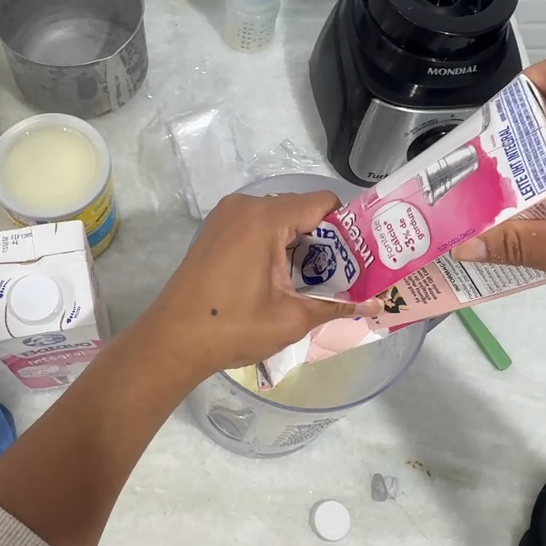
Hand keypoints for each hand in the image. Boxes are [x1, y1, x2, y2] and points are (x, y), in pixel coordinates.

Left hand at [123, 190, 373, 384]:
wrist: (171, 342)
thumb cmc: (232, 327)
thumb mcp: (291, 319)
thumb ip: (335, 306)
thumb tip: (375, 304)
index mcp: (265, 218)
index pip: (322, 203)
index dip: (347, 227)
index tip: (362, 255)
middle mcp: (245, 207)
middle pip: (300, 210)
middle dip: (325, 241)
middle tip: (346, 275)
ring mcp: (225, 217)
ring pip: (278, 219)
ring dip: (299, 246)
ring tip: (316, 282)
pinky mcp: (214, 231)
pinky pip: (256, 227)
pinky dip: (275, 246)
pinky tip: (282, 280)